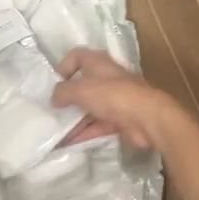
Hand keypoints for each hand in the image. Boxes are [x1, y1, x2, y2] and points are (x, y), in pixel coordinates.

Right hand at [52, 48, 182, 147]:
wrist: (147, 118)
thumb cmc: (112, 95)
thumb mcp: (81, 90)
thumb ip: (62, 92)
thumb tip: (53, 98)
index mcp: (98, 62)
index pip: (77, 56)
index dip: (64, 66)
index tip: (54, 82)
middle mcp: (107, 78)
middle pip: (82, 84)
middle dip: (67, 97)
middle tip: (51, 109)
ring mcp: (115, 99)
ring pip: (89, 106)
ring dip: (74, 118)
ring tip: (55, 130)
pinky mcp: (120, 118)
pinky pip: (97, 124)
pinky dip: (83, 132)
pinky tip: (67, 143)